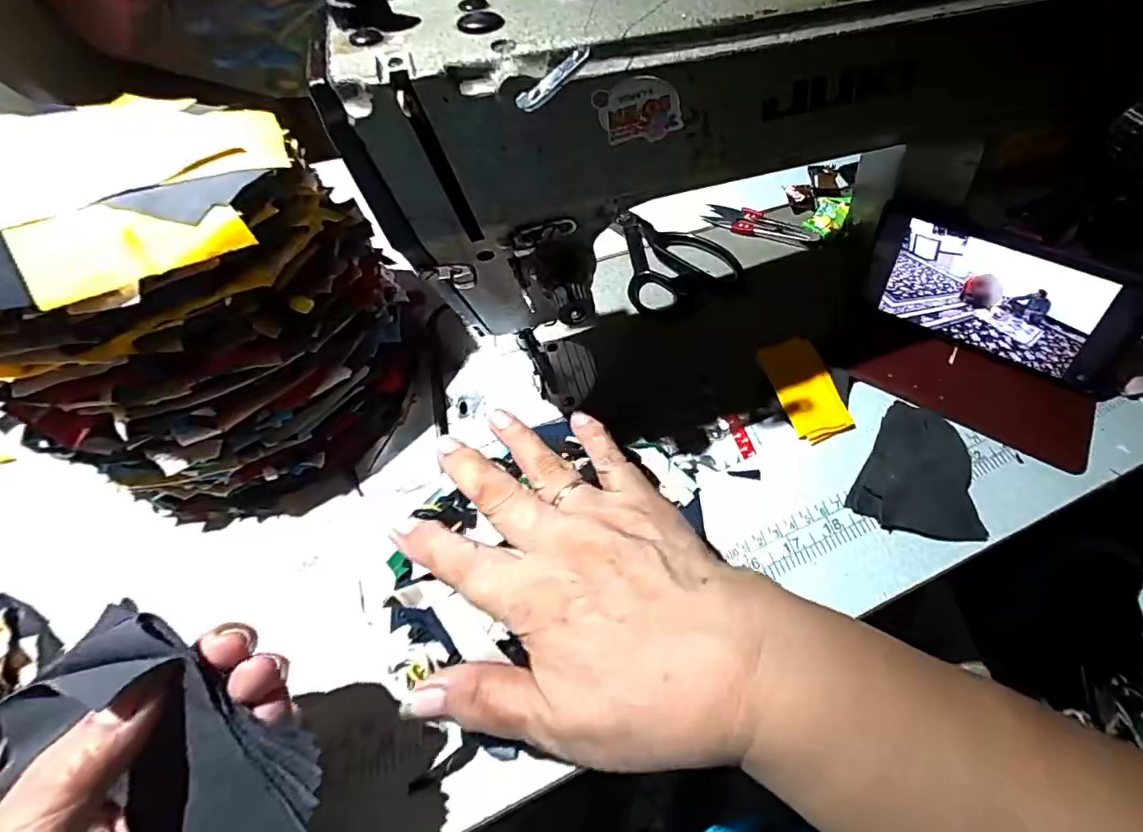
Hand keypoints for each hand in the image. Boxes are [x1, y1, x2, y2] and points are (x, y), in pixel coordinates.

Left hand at [0, 625, 295, 831]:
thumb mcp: (23, 825)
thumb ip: (79, 755)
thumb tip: (150, 678)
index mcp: (89, 768)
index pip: (147, 692)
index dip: (182, 659)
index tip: (207, 645)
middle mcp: (148, 771)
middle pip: (208, 695)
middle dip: (236, 662)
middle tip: (241, 654)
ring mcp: (195, 790)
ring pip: (247, 714)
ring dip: (264, 685)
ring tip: (263, 679)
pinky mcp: (237, 807)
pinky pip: (271, 755)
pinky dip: (283, 726)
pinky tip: (277, 717)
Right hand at [391, 410, 793, 771]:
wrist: (735, 659)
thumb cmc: (654, 696)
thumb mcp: (557, 722)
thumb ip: (488, 698)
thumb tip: (425, 695)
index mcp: (536, 599)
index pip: (467, 567)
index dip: (432, 547)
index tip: (407, 527)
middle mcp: (568, 548)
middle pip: (505, 503)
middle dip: (471, 474)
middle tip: (447, 450)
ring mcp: (612, 521)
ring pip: (557, 472)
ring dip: (526, 443)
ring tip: (501, 419)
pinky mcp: (652, 509)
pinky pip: (619, 464)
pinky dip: (600, 439)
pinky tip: (586, 420)